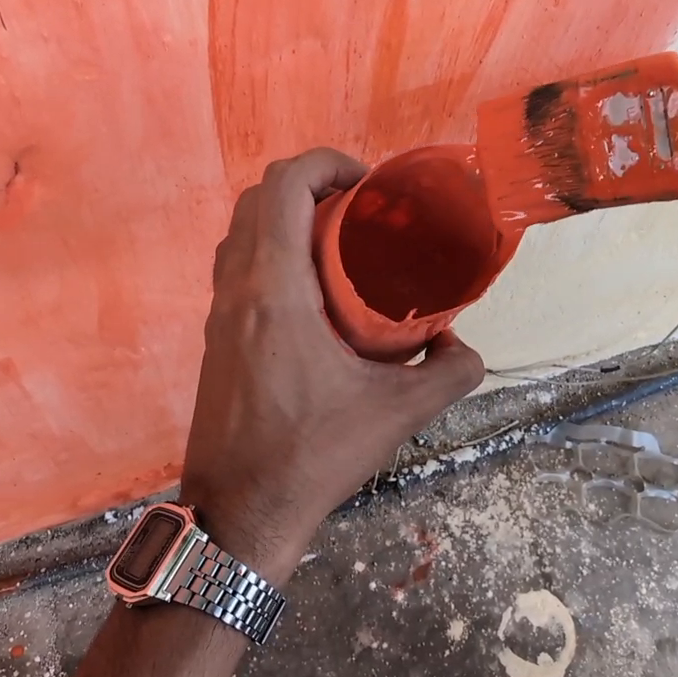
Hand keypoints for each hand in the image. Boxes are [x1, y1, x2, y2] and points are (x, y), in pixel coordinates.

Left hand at [179, 148, 485, 580]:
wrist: (240, 512)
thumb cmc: (315, 456)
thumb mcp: (399, 413)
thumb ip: (451, 373)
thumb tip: (464, 347)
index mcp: (274, 290)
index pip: (283, 185)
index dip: (326, 163)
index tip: (369, 184)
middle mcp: (236, 289)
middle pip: (257, 198)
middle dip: (309, 186)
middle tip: (359, 211)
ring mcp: (216, 313)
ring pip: (240, 231)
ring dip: (285, 218)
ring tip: (339, 244)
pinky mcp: (213, 338)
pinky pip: (237, 266)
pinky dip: (270, 251)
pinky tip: (312, 292)